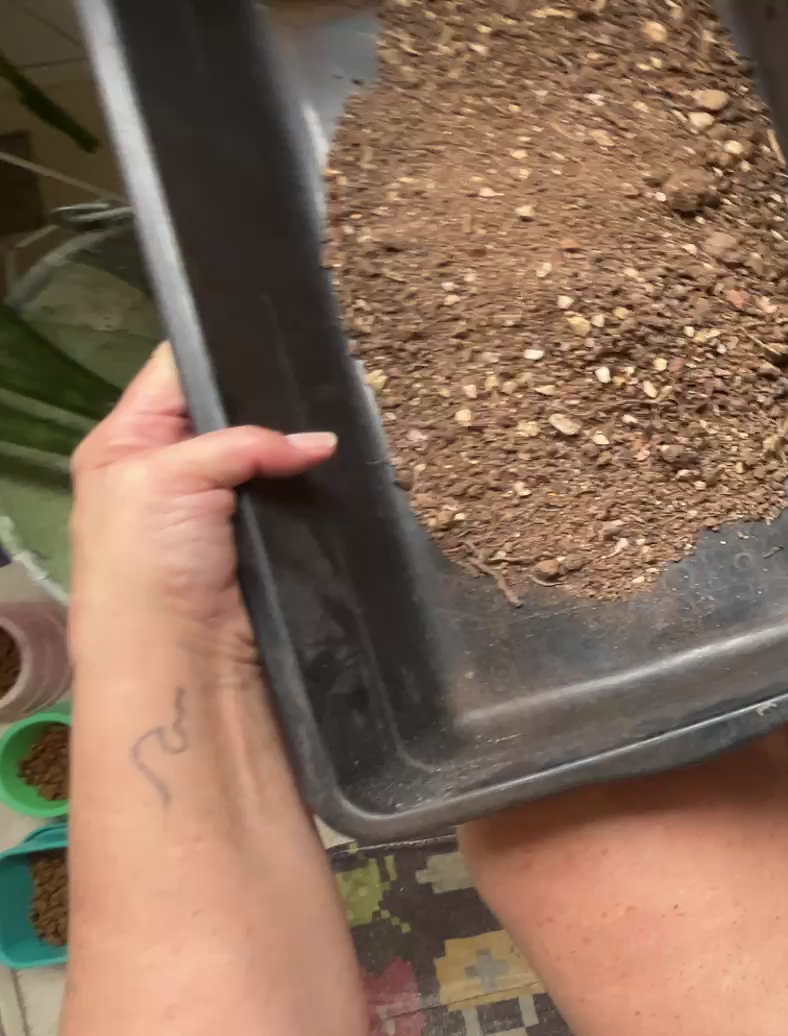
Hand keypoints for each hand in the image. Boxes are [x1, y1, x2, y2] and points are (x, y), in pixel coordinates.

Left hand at [68, 344, 336, 667]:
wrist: (183, 643)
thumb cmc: (147, 557)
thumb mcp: (166, 479)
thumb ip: (242, 445)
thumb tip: (324, 442)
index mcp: (130, 441)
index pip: (175, 376)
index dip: (219, 352)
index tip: (276, 335)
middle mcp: (178, 465)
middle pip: (236, 415)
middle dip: (279, 403)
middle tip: (333, 381)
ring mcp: (228, 500)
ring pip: (274, 455)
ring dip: (305, 445)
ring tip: (352, 420)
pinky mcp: (270, 530)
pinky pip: (299, 493)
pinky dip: (320, 481)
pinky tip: (347, 467)